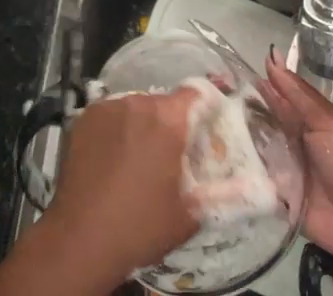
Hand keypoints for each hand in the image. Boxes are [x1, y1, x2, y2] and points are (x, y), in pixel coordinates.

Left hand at [0, 89, 201, 295]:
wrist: (80, 239)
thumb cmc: (140, 227)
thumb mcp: (189, 215)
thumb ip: (221, 193)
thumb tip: (252, 187)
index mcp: (168, 120)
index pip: (197, 94)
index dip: (206, 106)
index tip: (209, 125)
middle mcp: (137, 103)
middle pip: (163, 103)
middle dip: (171, 123)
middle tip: (171, 154)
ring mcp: (106, 108)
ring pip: (134, 108)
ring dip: (141, 125)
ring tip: (137, 159)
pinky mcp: (82, 119)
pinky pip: (109, 116)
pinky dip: (115, 129)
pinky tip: (112, 157)